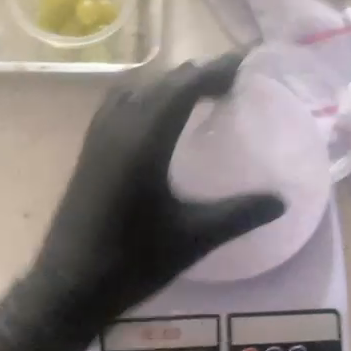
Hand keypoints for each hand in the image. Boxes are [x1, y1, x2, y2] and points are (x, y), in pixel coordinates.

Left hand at [0, 53, 285, 350]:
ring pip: (138, 91)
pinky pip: (120, 106)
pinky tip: (161, 123)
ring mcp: (99, 138)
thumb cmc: (133, 263)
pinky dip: (147, 100)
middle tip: (233, 83)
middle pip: (162, 83)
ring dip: (170, 86)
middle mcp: (119, 127)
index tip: (247, 62)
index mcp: (145, 139)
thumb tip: (281, 200)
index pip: (185, 85)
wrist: (69, 287)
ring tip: (201, 97)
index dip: (217, 69)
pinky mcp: (89, 152)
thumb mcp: (195, 238)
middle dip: (198, 75)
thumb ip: (240, 214)